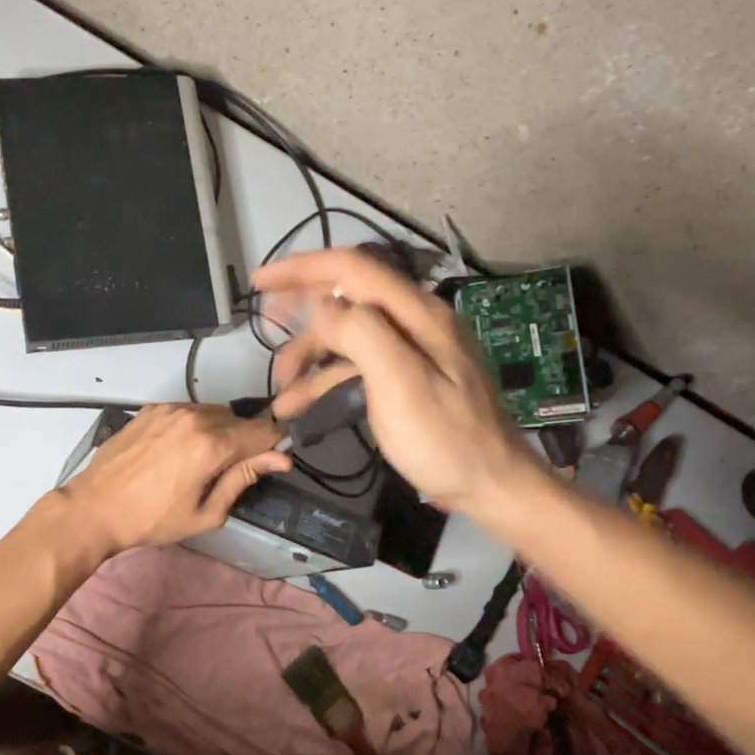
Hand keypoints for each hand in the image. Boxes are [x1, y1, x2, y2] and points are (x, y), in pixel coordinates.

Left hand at [58, 404, 288, 552]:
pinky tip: (177, 451)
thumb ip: (243, 480)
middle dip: (244, 442)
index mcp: (211, 444)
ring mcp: (170, 409)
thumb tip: (280, 459)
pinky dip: (192, 426)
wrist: (95, 507)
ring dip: (218, 432)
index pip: (263, 431)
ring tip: (200, 462)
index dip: (271, 448)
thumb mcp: (205, 513)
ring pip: (213, 413)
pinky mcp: (151, 409)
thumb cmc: (152, 520)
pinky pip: (187, 411)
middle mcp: (194, 417)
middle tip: (227, 471)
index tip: (267, 465)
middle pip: (239, 420)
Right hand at [256, 249, 537, 512]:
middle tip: (264, 327)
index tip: (260, 282)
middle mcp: (415, 322)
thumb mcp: (401, 385)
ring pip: (348, 335)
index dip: (302, 268)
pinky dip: (327, 379)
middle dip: (300, 311)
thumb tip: (322, 304)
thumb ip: (361, 335)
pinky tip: (303, 406)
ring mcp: (414, 349)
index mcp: (416, 315)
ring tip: (282, 393)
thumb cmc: (446, 441)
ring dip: (309, 357)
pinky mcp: (411, 376)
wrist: (493, 486)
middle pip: (347, 297)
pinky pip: (359, 365)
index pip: (352, 269)